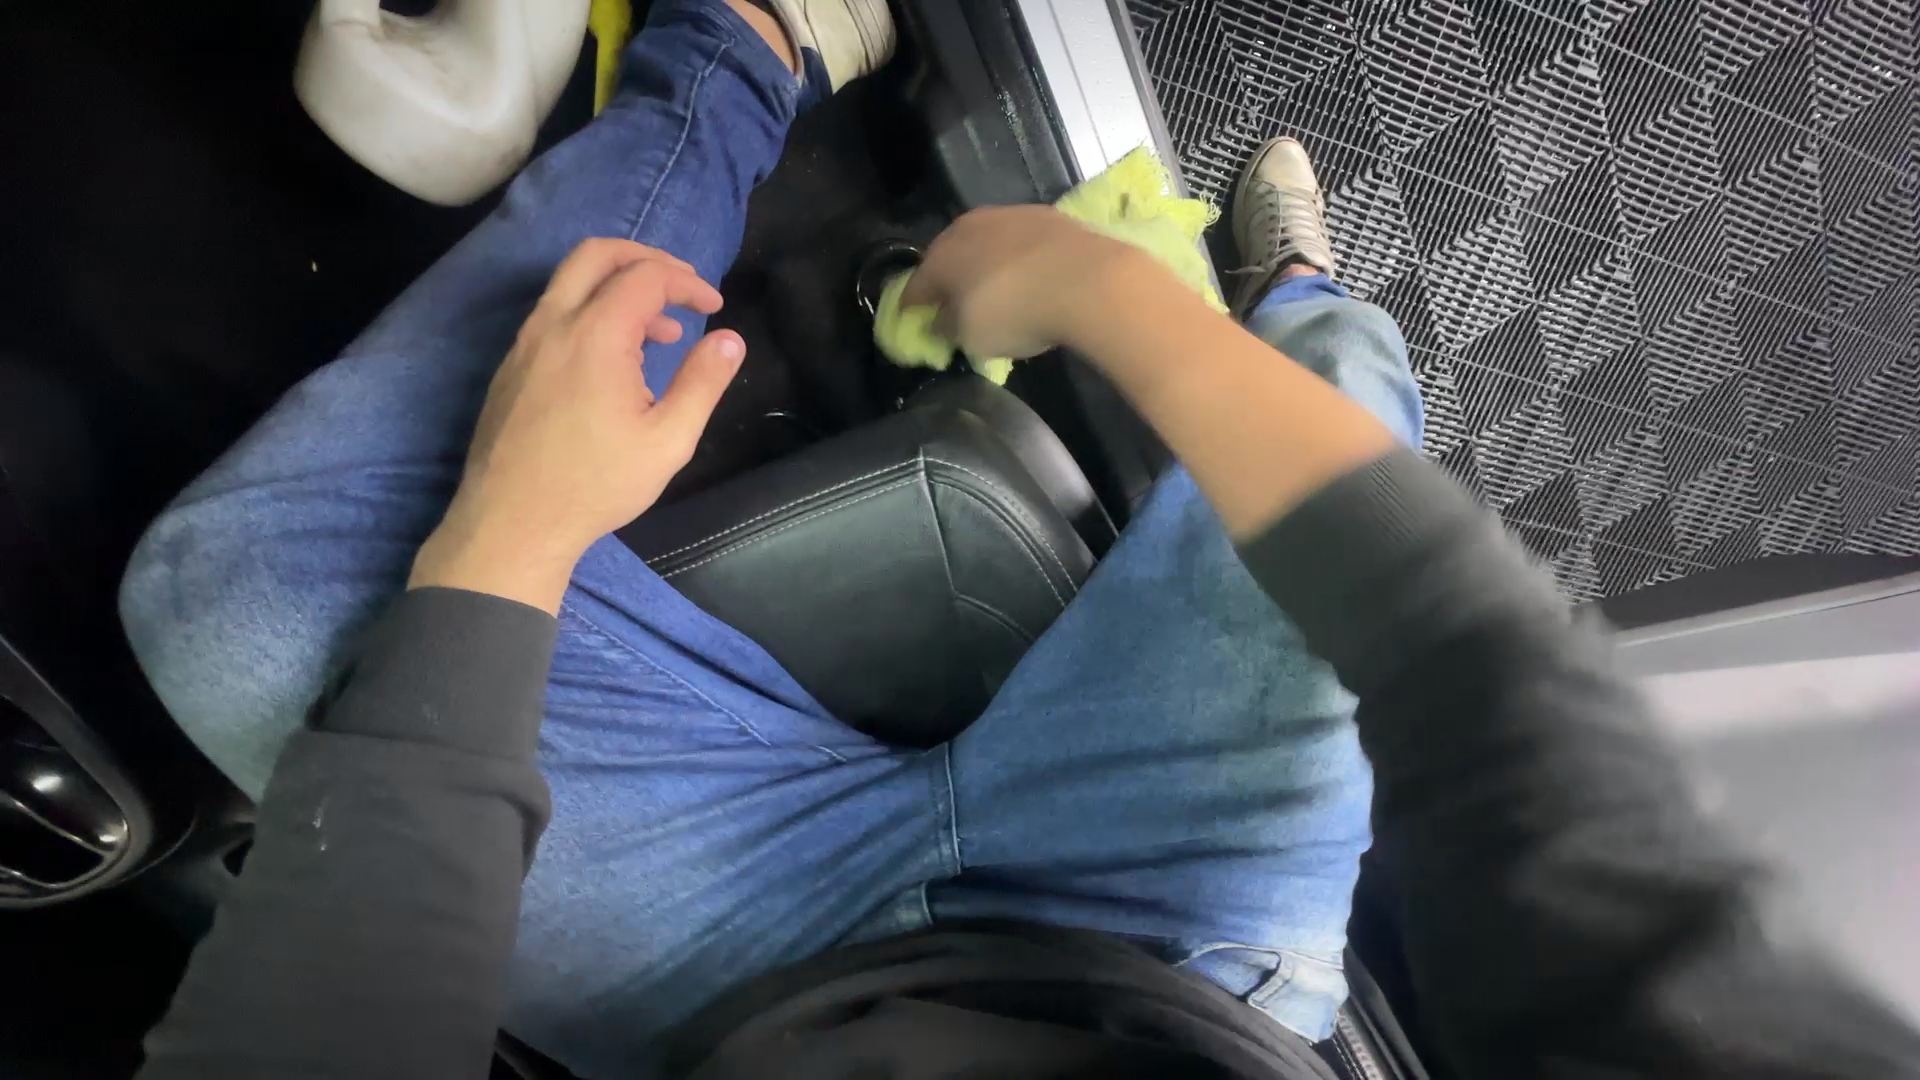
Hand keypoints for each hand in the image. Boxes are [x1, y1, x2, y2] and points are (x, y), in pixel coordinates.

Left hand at [410, 238, 743, 613]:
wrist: (514, 520)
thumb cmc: (599, 483)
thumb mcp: (669, 440)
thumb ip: (703, 383)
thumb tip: (731, 340)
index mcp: (597, 336)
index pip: (646, 277)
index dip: (687, 284)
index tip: (716, 306)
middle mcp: (553, 323)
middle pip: (598, 255)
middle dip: (648, 259)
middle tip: (684, 286)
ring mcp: (525, 342)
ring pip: (571, 282)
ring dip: (620, 287)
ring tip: (662, 329)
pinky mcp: (513, 365)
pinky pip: (556, 313)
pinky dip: (595, 311)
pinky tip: (618, 359)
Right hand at [901, 205, 1144, 359]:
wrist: (1086, 280)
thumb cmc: (1013, 313)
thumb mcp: (971, 338)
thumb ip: (948, 327)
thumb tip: (941, 320)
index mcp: (941, 256)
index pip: (916, 286)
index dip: (913, 308)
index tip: (914, 322)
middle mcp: (969, 227)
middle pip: (950, 257)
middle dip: (950, 281)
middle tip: (956, 306)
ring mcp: (1010, 215)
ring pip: (986, 245)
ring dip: (986, 266)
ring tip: (997, 292)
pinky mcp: (1048, 216)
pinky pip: (1021, 245)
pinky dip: (1019, 261)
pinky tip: (1031, 280)